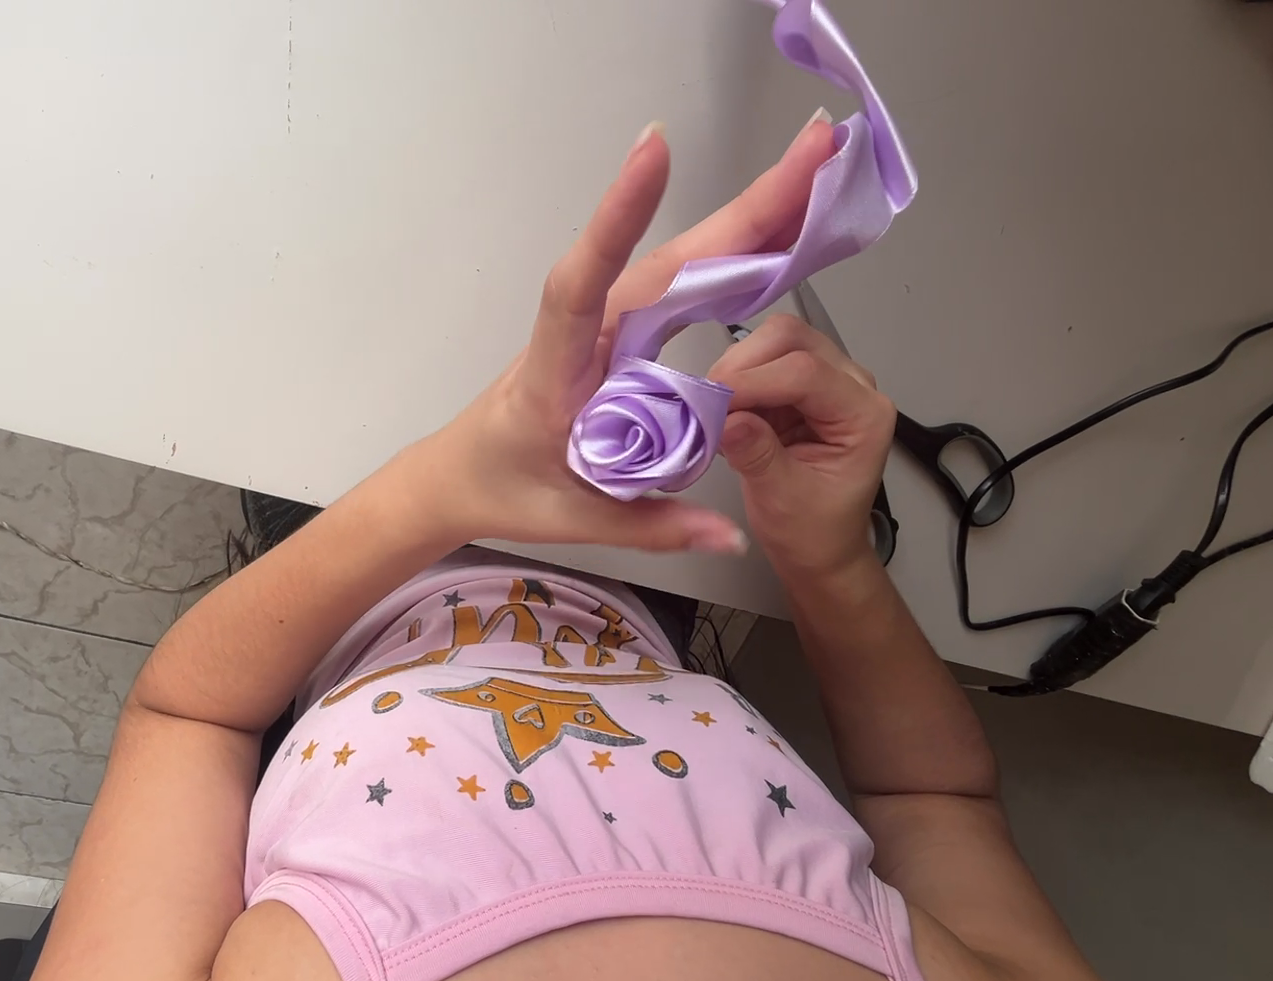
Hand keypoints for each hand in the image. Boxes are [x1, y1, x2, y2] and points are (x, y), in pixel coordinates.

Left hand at [403, 117, 837, 552]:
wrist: (457, 476)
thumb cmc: (501, 492)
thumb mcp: (574, 519)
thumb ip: (652, 527)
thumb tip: (732, 535)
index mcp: (551, 378)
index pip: (577, 291)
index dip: (614, 224)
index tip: (654, 152)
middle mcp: (576, 340)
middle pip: (654, 267)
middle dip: (736, 213)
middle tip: (815, 154)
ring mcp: (595, 335)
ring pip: (668, 272)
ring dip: (739, 227)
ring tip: (811, 185)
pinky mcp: (610, 339)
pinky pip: (668, 295)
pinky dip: (719, 266)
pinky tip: (767, 244)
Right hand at [708, 314, 895, 580]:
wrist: (818, 545)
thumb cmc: (810, 529)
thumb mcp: (782, 499)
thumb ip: (757, 456)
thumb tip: (726, 419)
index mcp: (863, 415)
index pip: (805, 373)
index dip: (752, 382)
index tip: (710, 406)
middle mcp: (851, 386)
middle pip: (793, 338)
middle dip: (743, 363)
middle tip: (709, 402)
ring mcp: (824, 381)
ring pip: (774, 341)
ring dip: (736, 368)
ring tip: (715, 410)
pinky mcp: (796, 387)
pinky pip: (760, 362)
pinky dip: (734, 380)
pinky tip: (722, 412)